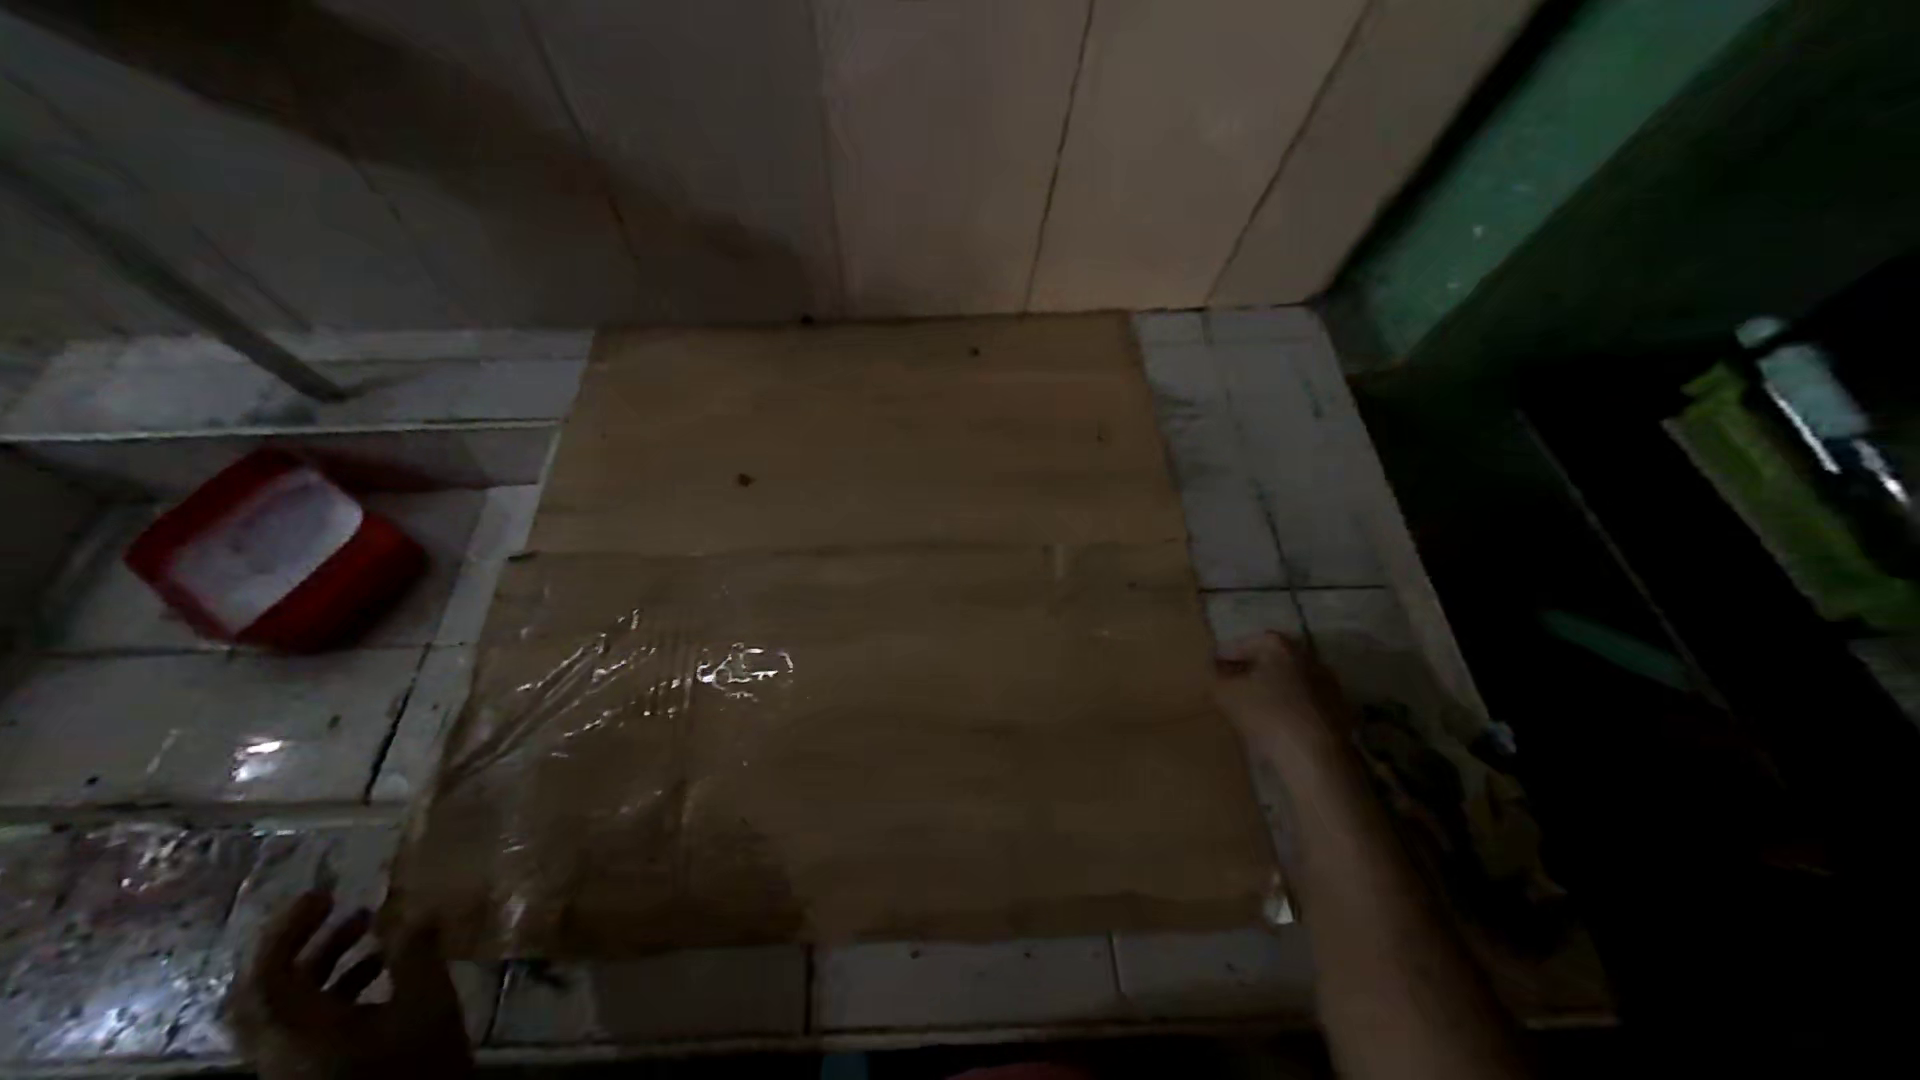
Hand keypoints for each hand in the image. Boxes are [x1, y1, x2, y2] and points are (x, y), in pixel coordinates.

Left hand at [225, 891, 471, 1079]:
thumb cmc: (418, 1066)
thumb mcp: (428, 1005)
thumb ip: (415, 956)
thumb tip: (414, 912)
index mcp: (298, 1036)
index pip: (263, 979)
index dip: (284, 931)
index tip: (323, 893)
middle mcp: (279, 1050)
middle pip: (259, 992)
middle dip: (293, 941)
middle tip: (330, 903)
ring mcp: (292, 1063)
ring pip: (283, 1003)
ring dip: (318, 958)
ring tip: (365, 921)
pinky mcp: (312, 1067)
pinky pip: (303, 1017)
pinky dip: (332, 981)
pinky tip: (379, 963)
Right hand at [1213, 631, 1349, 758]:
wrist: (1316, 756)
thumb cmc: (1266, 714)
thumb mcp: (1224, 693)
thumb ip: (1214, 676)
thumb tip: (1213, 670)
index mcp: (1279, 646)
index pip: (1245, 642)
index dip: (1225, 654)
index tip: (1212, 667)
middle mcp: (1307, 656)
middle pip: (1271, 659)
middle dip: (1250, 669)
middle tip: (1231, 684)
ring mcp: (1328, 683)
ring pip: (1290, 681)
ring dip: (1272, 689)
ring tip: (1253, 707)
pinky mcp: (1339, 710)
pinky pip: (1305, 702)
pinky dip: (1290, 707)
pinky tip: (1277, 723)